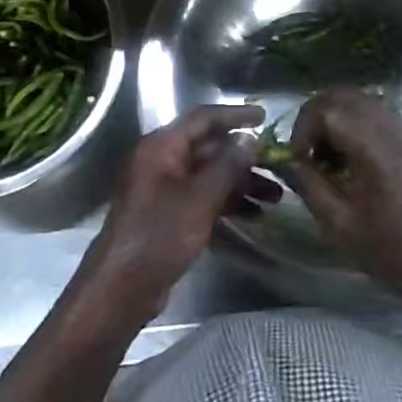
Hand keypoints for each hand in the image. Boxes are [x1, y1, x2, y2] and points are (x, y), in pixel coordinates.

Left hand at [80, 104, 267, 318]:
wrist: (121, 286)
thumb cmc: (159, 234)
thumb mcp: (199, 198)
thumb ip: (227, 165)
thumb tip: (249, 138)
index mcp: (161, 147)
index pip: (203, 118)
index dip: (235, 115)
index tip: (265, 117)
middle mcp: (162, 161)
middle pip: (209, 148)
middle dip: (245, 158)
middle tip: (279, 167)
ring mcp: (164, 187)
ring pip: (209, 175)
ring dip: (241, 182)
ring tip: (276, 196)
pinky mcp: (169, 213)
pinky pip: (203, 196)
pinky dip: (227, 201)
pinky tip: (254, 214)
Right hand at [287, 89, 401, 304]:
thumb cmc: (387, 249)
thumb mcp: (337, 223)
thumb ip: (307, 184)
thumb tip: (284, 160)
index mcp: (375, 153)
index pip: (329, 112)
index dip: (304, 127)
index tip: (296, 156)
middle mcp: (392, 132)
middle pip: (343, 97)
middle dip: (315, 116)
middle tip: (305, 149)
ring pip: (359, 100)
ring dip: (333, 117)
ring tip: (325, 151)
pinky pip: (374, 112)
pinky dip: (353, 121)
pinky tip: (348, 152)